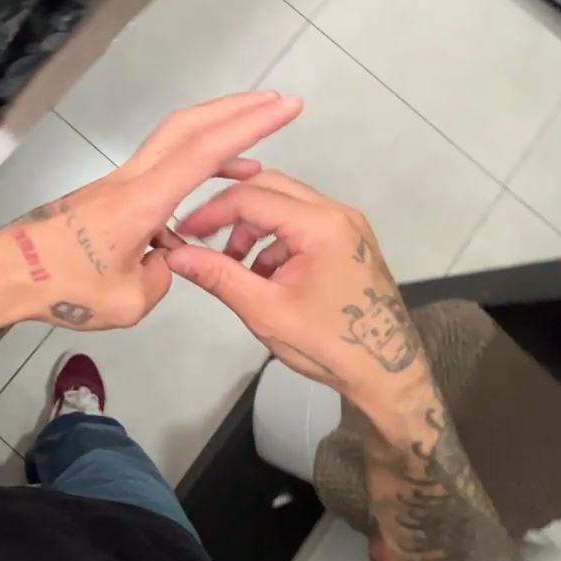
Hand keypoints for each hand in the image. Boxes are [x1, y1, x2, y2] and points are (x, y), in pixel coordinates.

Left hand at [0, 92, 302, 332]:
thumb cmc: (63, 288)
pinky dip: (188, 168)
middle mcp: (131, 180)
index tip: (285, 107)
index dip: (249, 126)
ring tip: (252, 158)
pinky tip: (198, 203)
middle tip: (277, 104)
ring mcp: (115, 183)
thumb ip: (162, 276)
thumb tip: (165, 258)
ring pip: (170, 143)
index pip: (204, 151)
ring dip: (212, 138)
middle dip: (234, 110)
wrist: (6, 275)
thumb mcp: (129, 299)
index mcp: (142, 200)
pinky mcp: (105, 195)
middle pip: (186, 126)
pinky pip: (157, 169)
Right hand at [164, 171, 429, 414]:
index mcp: (320, 225)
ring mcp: (345, 225)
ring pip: (283, 202)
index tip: (181, 232)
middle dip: (229, 211)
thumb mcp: (264, 311)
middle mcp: (336, 213)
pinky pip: (299, 221)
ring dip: (250, 225)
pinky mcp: (346, 239)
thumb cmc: (327, 344)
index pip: (250, 197)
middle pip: (268, 187)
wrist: (387, 374)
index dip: (209, 212)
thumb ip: (217, 275)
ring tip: (231, 263)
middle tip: (199, 238)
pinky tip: (260, 273)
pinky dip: (272, 238)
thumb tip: (174, 255)